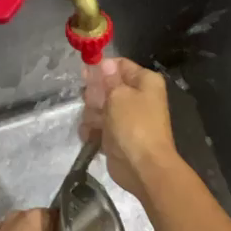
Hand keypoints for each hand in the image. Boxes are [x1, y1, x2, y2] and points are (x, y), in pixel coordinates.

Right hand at [82, 58, 178, 199]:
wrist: (142, 167)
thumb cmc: (134, 125)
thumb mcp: (119, 95)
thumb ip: (108, 78)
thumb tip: (104, 63)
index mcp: (144, 82)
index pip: (120, 65)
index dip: (102, 68)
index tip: (85, 74)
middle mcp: (137, 97)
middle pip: (106, 87)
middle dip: (95, 95)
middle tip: (94, 104)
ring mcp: (126, 118)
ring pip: (99, 108)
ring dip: (92, 115)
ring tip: (95, 124)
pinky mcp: (116, 137)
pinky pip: (98, 127)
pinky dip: (93, 131)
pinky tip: (91, 136)